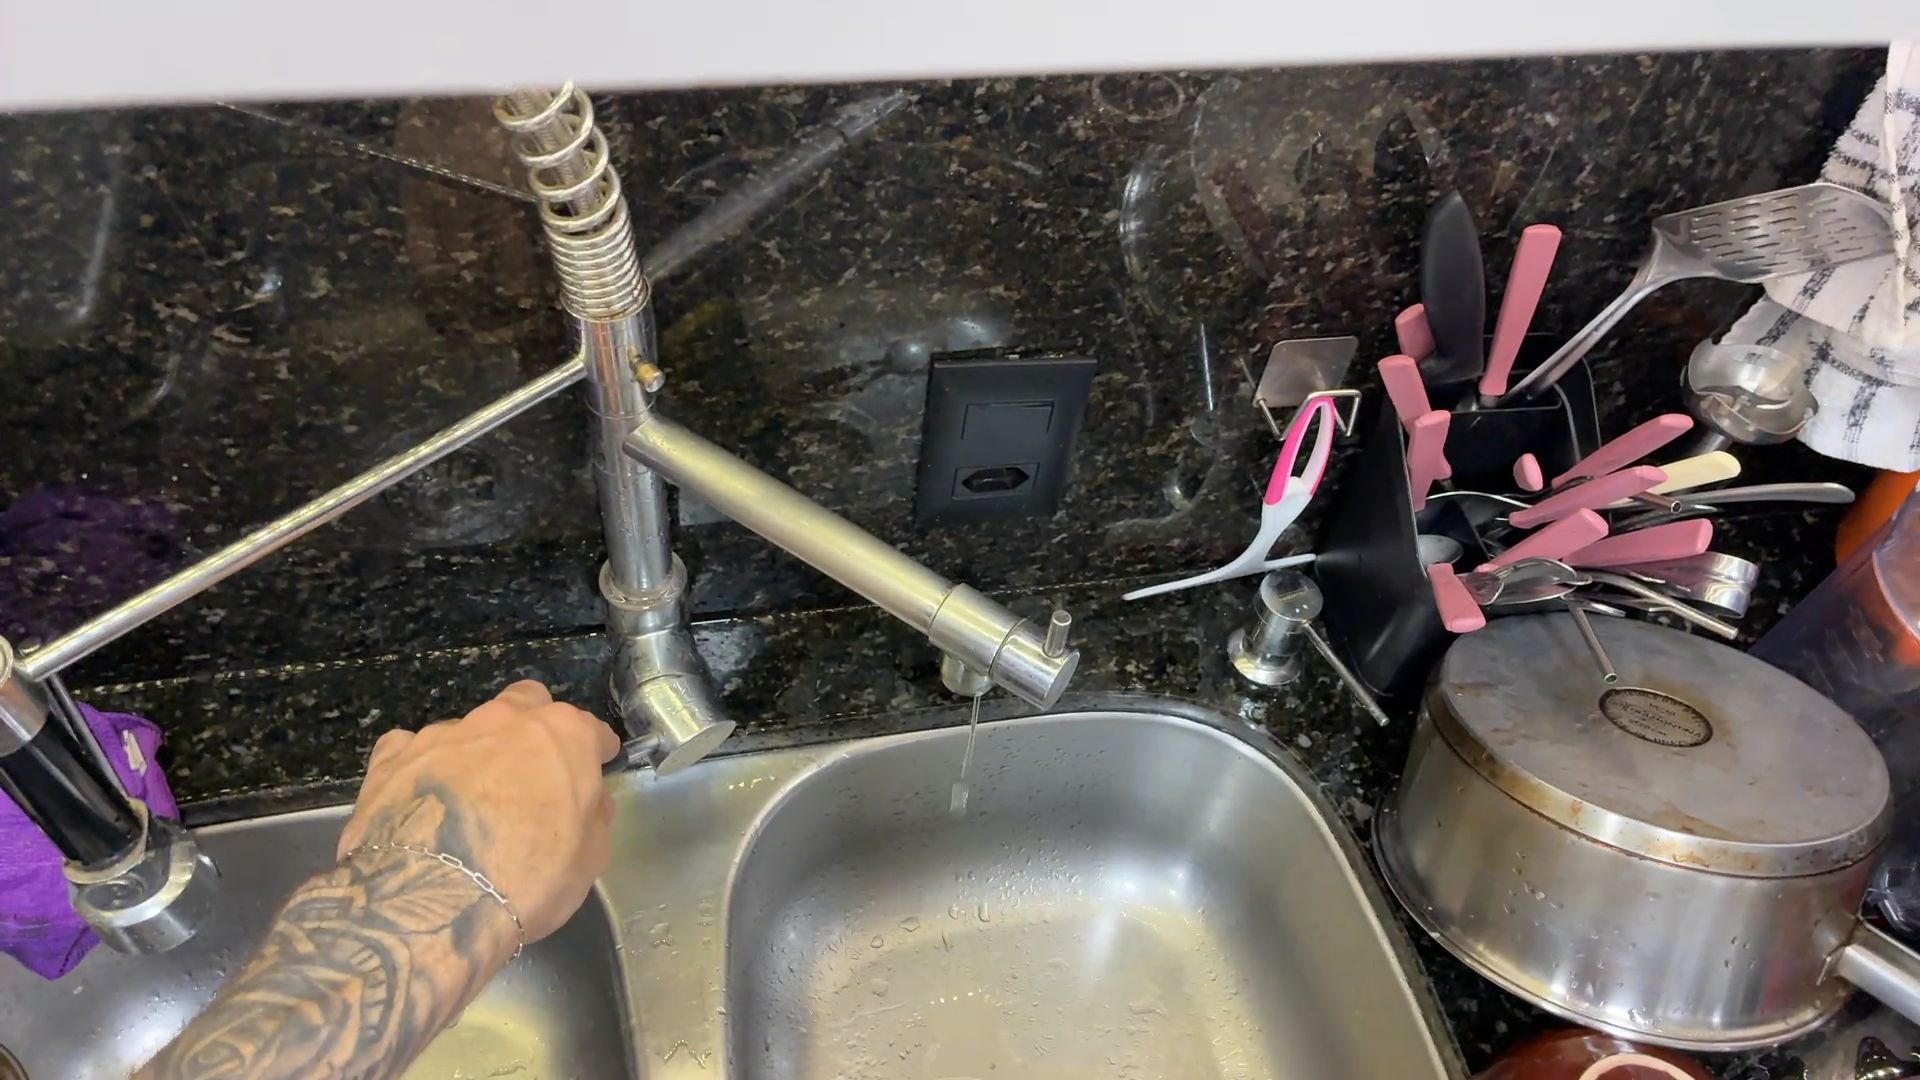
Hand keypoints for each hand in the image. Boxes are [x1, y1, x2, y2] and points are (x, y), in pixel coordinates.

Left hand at [336, 680, 619, 941]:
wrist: (427, 904)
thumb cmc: (529, 876)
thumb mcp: (590, 855)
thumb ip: (592, 818)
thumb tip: (589, 805)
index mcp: (567, 734)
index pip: (594, 732)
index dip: (595, 754)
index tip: (594, 773)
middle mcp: (509, 720)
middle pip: (529, 701)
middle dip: (534, 726)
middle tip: (531, 769)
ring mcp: (447, 733)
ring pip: (471, 726)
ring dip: (477, 751)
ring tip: (468, 796)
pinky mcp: (391, 759)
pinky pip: (409, 747)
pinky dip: (419, 765)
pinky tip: (419, 796)